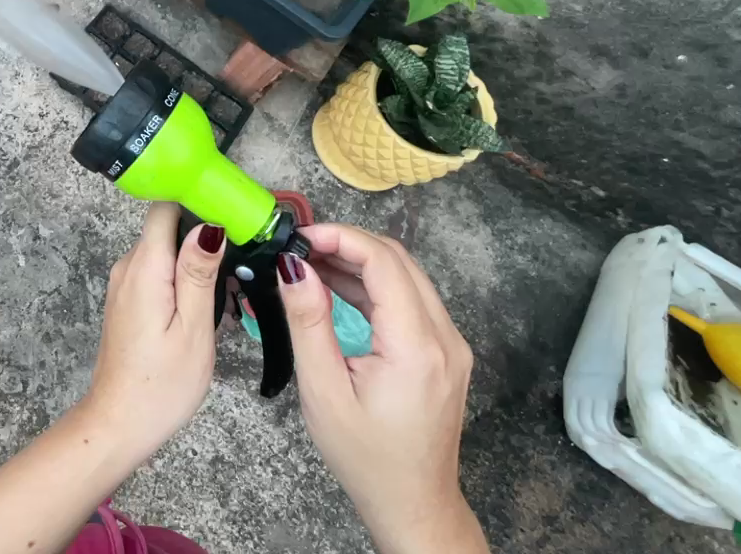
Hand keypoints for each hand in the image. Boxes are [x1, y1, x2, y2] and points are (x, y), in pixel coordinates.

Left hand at [78, 202, 226, 465]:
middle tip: (239, 266)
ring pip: (163, 251)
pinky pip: (156, 272)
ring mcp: (123, 282)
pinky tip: (203, 309)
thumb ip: (199, 273)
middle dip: (203, 238)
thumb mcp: (193, 328)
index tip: (232, 213)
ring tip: (227, 294)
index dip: (198, 202)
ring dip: (194, 263)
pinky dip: (181, 279)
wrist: (120, 421)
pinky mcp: (126, 298)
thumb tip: (210, 226)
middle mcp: (127, 266)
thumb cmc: (162, 383)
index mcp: (144, 266)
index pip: (165, 208)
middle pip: (166, 228)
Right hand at [279, 224, 487, 553]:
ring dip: (356, 259)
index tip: (297, 238)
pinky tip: (332, 285)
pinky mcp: (442, 350)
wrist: (413, 503)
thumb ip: (308, 320)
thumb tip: (292, 264)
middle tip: (297, 247)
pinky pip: (407, 297)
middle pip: (398, 260)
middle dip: (346, 242)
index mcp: (416, 347)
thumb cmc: (364, 455)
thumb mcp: (323, 389)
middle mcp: (445, 338)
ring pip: (404, 275)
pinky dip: (369, 282)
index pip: (384, 262)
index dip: (340, 237)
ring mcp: (449, 344)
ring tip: (306, 262)